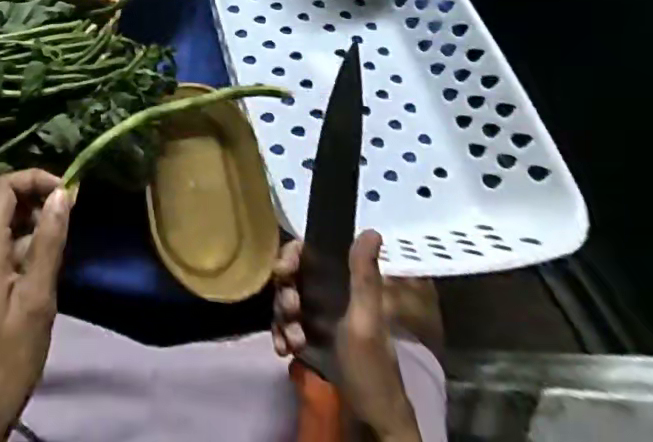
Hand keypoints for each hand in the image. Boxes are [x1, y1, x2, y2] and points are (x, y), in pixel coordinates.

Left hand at [0, 170, 73, 441]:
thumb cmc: (7, 356)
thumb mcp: (37, 300)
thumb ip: (49, 244)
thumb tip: (62, 194)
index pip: (4, 186)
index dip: (36, 179)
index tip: (69, 192)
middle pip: (5, 204)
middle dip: (39, 202)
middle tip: (73, 221)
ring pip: (7, 228)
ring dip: (36, 229)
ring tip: (64, 250)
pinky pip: (3, 250)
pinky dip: (27, 250)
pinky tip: (46, 272)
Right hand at [272, 231, 422, 441]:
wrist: (372, 422)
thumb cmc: (371, 368)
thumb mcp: (366, 320)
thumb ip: (364, 277)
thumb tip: (371, 230)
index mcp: (343, 288)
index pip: (307, 256)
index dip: (290, 257)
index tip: (284, 271)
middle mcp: (328, 298)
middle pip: (290, 279)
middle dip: (284, 295)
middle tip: (292, 312)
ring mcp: (316, 320)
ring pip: (283, 303)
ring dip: (281, 319)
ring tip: (292, 340)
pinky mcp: (307, 340)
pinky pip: (281, 327)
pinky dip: (280, 335)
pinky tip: (284, 350)